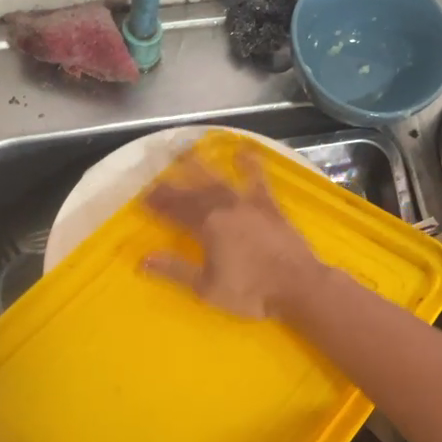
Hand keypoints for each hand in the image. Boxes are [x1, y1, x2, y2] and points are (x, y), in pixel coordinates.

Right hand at [141, 146, 330, 319]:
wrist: (298, 285)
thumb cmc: (250, 292)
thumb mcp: (206, 287)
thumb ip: (175, 270)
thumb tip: (143, 258)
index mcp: (208, 227)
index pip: (176, 211)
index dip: (158, 203)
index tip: (143, 197)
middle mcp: (226, 208)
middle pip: (194, 192)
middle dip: (173, 185)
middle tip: (157, 176)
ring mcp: (249, 204)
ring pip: (220, 180)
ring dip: (202, 165)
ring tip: (186, 151)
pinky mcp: (270, 206)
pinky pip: (258, 179)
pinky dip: (250, 163)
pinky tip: (244, 150)